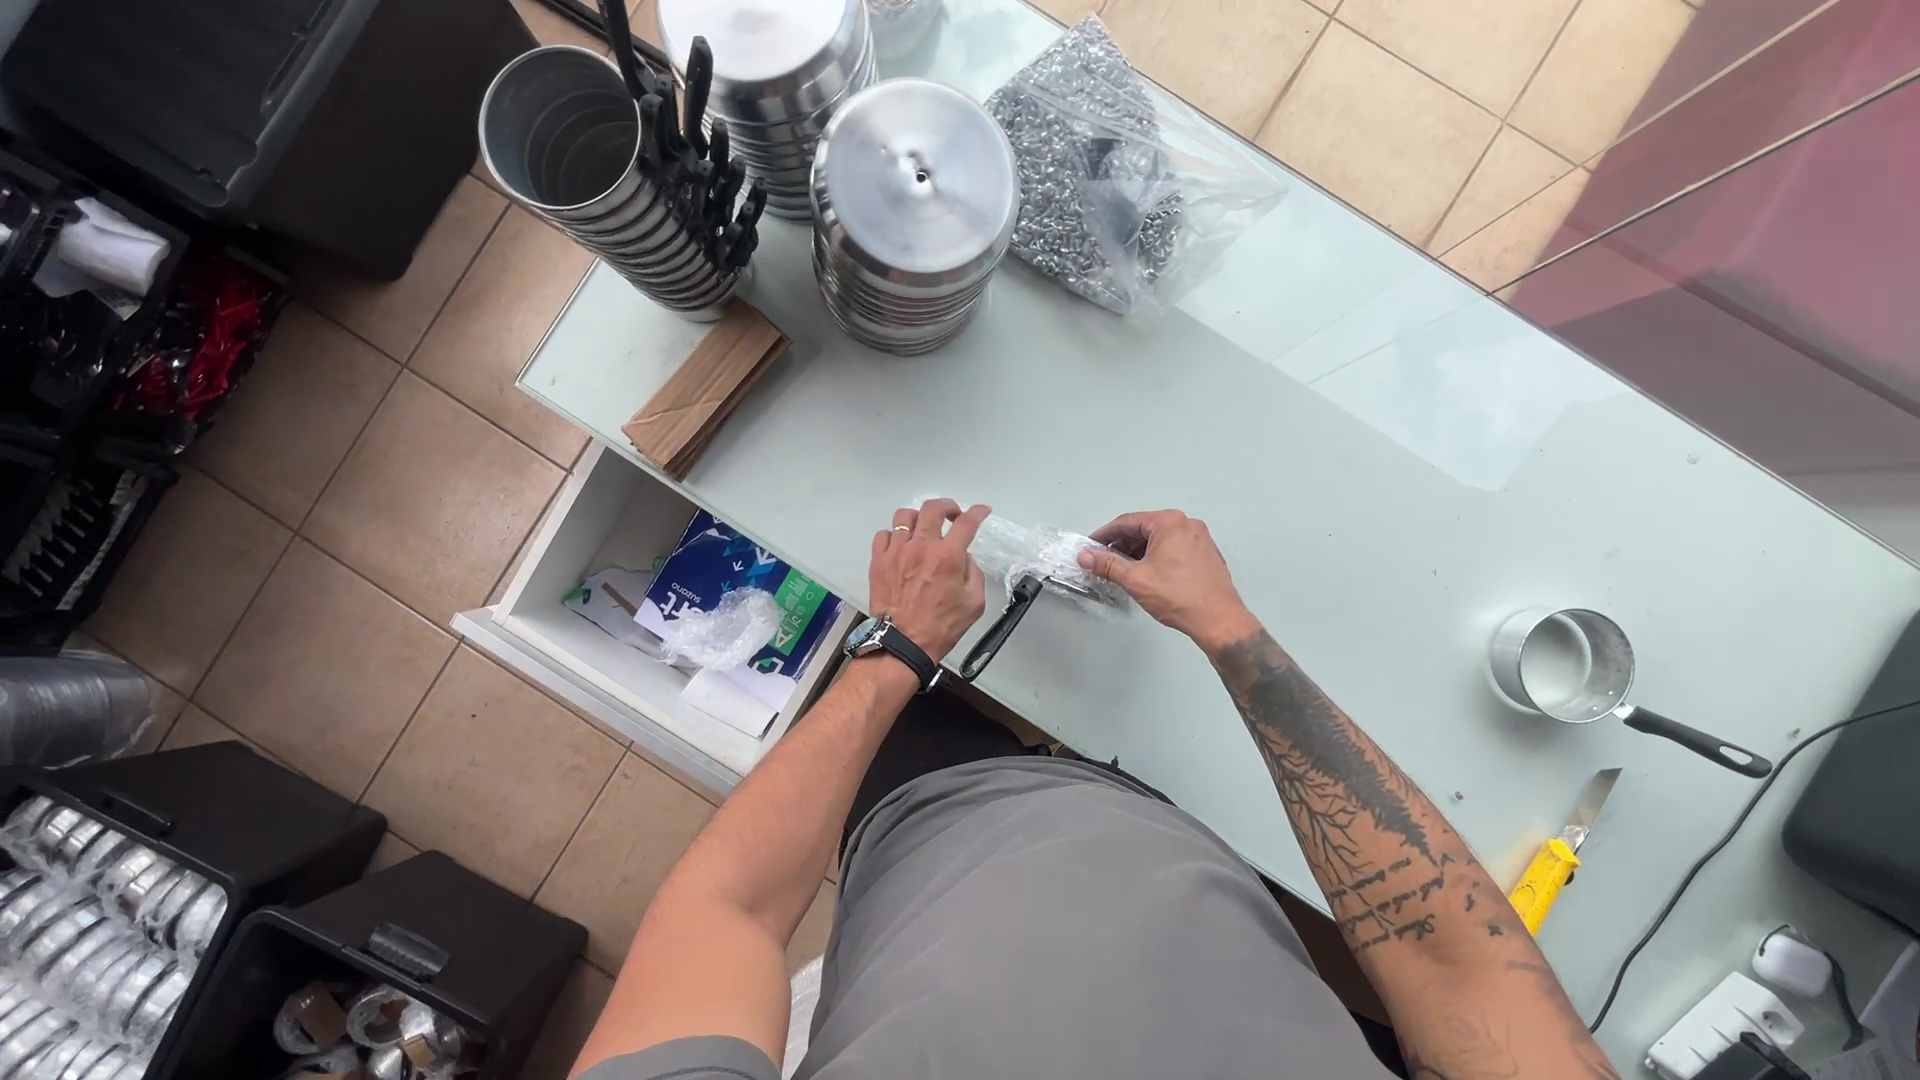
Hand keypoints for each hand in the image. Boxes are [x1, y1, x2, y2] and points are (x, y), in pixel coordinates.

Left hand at [869, 499, 990, 661]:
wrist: (903, 644)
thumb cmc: (940, 627)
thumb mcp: (974, 603)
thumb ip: (973, 573)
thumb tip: (964, 557)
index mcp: (948, 557)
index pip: (967, 522)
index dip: (978, 512)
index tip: (982, 511)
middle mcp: (921, 547)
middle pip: (933, 508)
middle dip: (948, 506)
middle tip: (952, 516)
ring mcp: (896, 552)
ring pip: (905, 516)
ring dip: (919, 518)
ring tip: (924, 529)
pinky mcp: (878, 561)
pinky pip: (884, 534)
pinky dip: (895, 535)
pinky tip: (901, 545)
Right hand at [1078, 510, 1261, 655]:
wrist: (1219, 619)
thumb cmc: (1178, 596)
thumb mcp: (1135, 579)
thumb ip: (1107, 564)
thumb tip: (1085, 556)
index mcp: (1170, 523)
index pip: (1127, 522)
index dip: (1104, 535)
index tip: (1090, 547)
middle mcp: (1187, 524)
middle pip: (1144, 528)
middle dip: (1121, 544)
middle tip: (1103, 561)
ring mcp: (1200, 539)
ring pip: (1159, 539)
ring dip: (1138, 552)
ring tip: (1122, 570)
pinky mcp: (1206, 554)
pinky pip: (1174, 548)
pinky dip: (1156, 557)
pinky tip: (1147, 574)